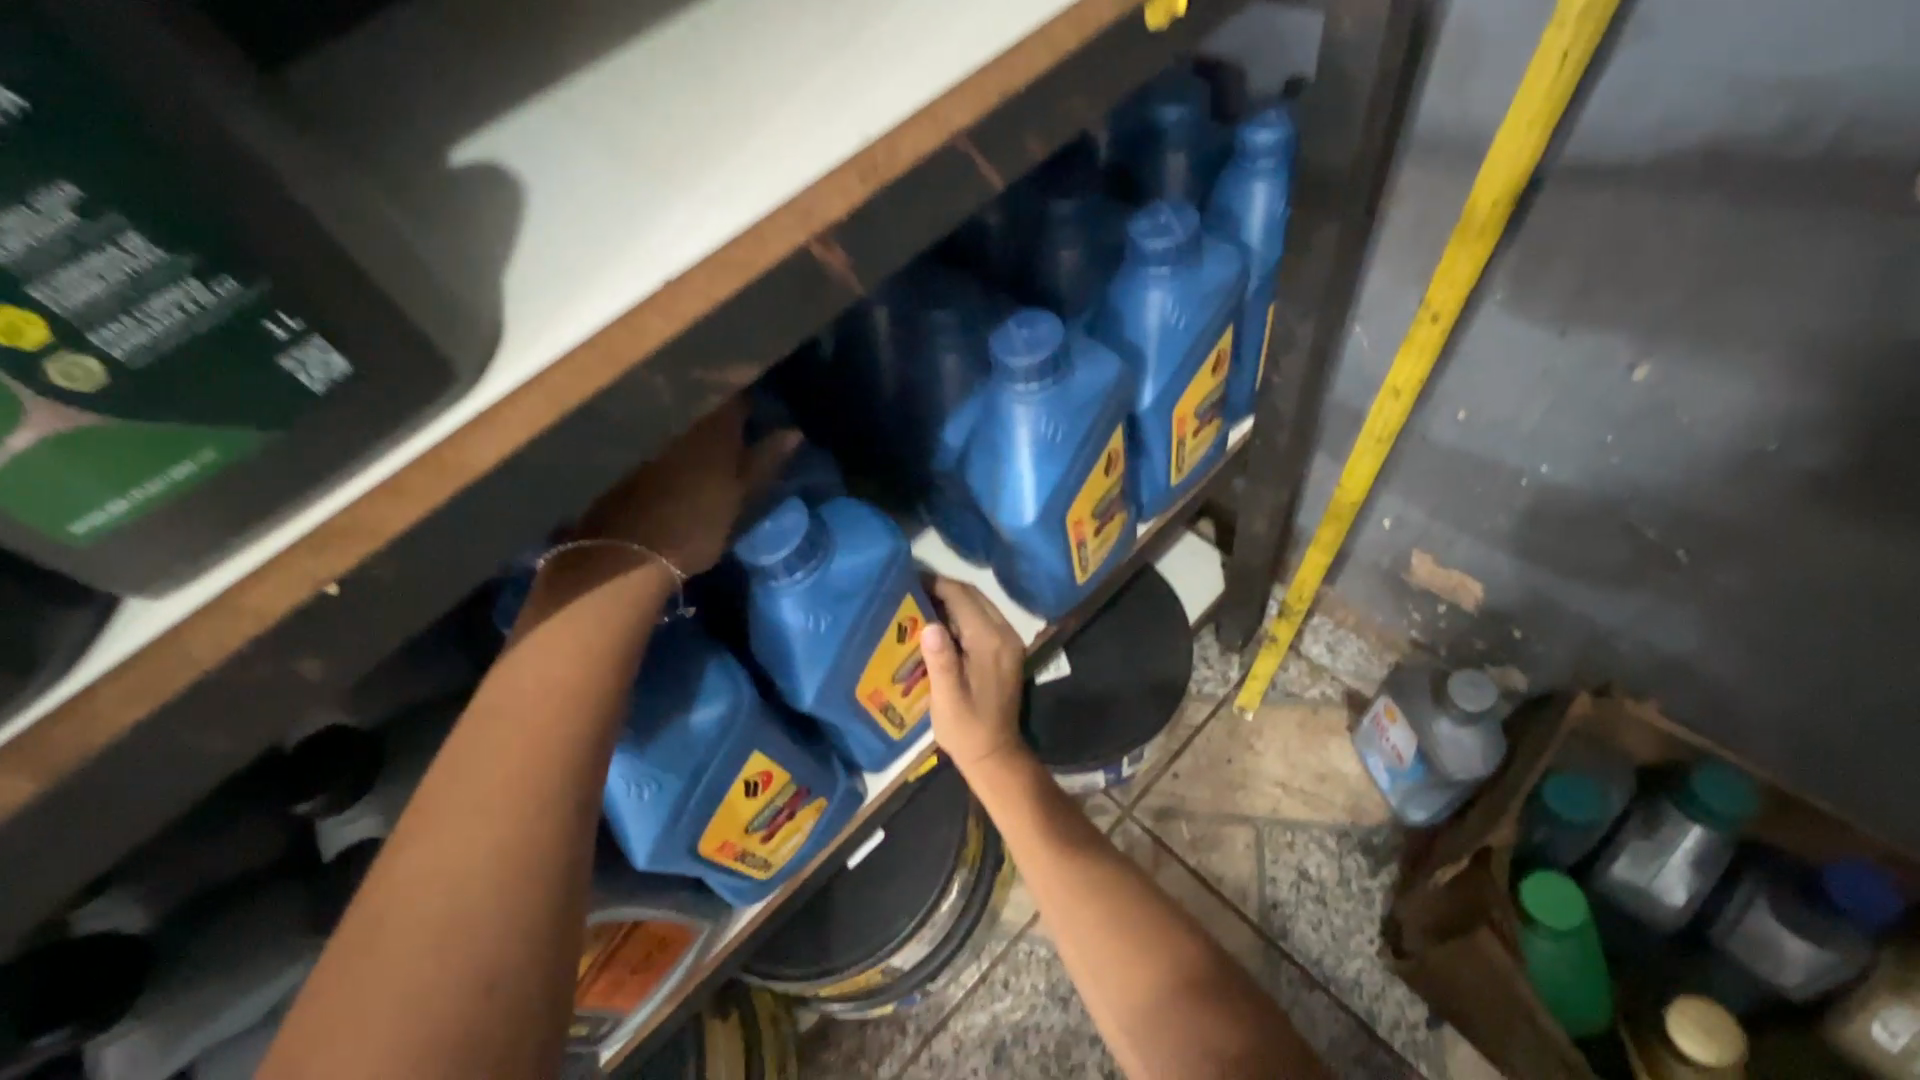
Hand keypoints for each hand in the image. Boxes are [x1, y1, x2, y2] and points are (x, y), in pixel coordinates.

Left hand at [572, 398, 795, 574]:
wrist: (630, 554)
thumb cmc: (697, 525)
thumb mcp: (741, 496)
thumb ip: (765, 461)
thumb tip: (794, 431)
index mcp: (714, 432)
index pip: (739, 401)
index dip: (754, 402)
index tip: (769, 409)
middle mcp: (683, 429)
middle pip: (710, 413)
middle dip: (728, 418)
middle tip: (749, 430)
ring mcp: (655, 448)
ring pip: (687, 431)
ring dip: (703, 437)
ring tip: (721, 451)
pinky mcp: (636, 468)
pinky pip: (667, 450)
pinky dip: (682, 456)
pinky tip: (689, 472)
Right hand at [921, 578, 1031, 775]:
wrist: (995, 754)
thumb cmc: (966, 729)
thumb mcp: (948, 699)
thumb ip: (941, 661)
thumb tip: (929, 625)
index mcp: (990, 642)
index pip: (962, 597)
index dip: (935, 584)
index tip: (907, 579)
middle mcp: (1004, 634)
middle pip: (972, 595)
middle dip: (941, 588)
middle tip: (908, 589)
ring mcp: (1007, 641)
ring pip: (978, 605)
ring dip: (950, 600)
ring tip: (917, 602)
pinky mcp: (1004, 649)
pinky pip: (981, 619)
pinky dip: (959, 614)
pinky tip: (936, 623)